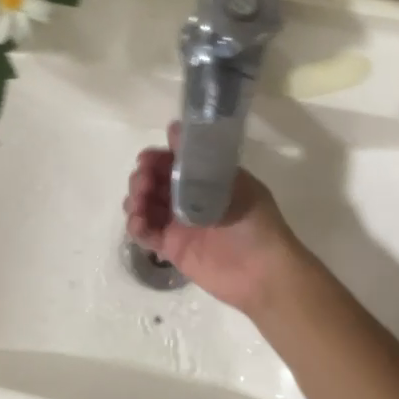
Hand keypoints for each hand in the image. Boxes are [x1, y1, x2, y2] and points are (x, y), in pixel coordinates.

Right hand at [124, 122, 304, 315]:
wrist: (264, 272)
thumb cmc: (256, 223)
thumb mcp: (232, 184)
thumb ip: (200, 159)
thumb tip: (173, 127)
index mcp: (207, 180)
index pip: (174, 163)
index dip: (156, 159)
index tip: (146, 160)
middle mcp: (190, 199)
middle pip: (154, 183)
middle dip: (142, 179)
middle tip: (143, 184)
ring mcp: (179, 224)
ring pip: (146, 206)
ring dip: (135, 201)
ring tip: (138, 205)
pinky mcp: (172, 248)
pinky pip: (146, 234)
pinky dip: (136, 226)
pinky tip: (138, 223)